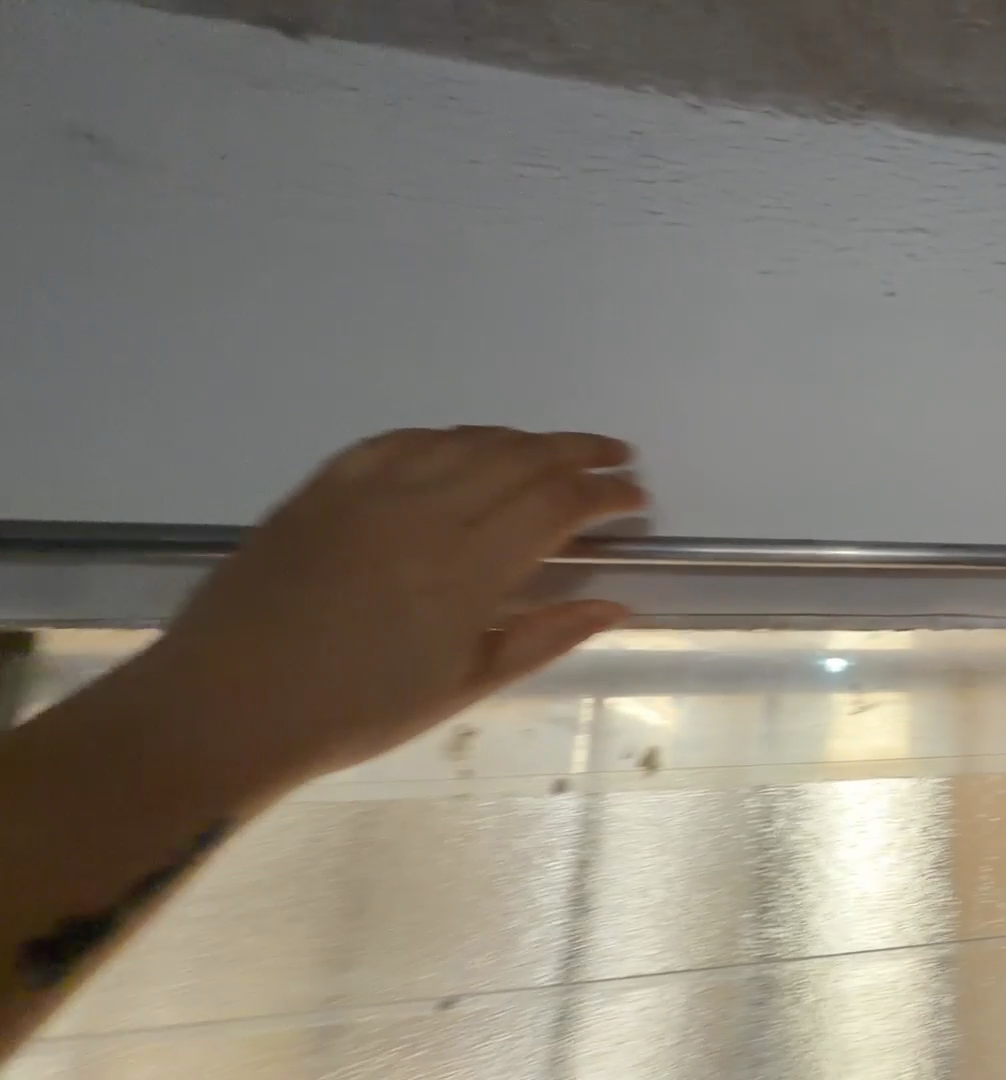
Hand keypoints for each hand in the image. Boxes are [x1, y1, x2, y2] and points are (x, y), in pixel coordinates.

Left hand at [125, 426, 644, 783]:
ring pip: (468, 441)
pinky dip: (451, 436)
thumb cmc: (361, 708)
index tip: (636, 499)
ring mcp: (367, 494)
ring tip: (559, 449)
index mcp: (464, 570)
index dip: (606, 495)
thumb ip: (550, 635)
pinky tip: (471, 445)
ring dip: (526, 439)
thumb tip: (618, 604)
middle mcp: (423, 515)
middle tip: (618, 457)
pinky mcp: (323, 489)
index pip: (557, 506)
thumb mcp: (470, 683)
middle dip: (581, 452)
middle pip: (522, 458)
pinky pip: (401, 440)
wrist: (220, 710)